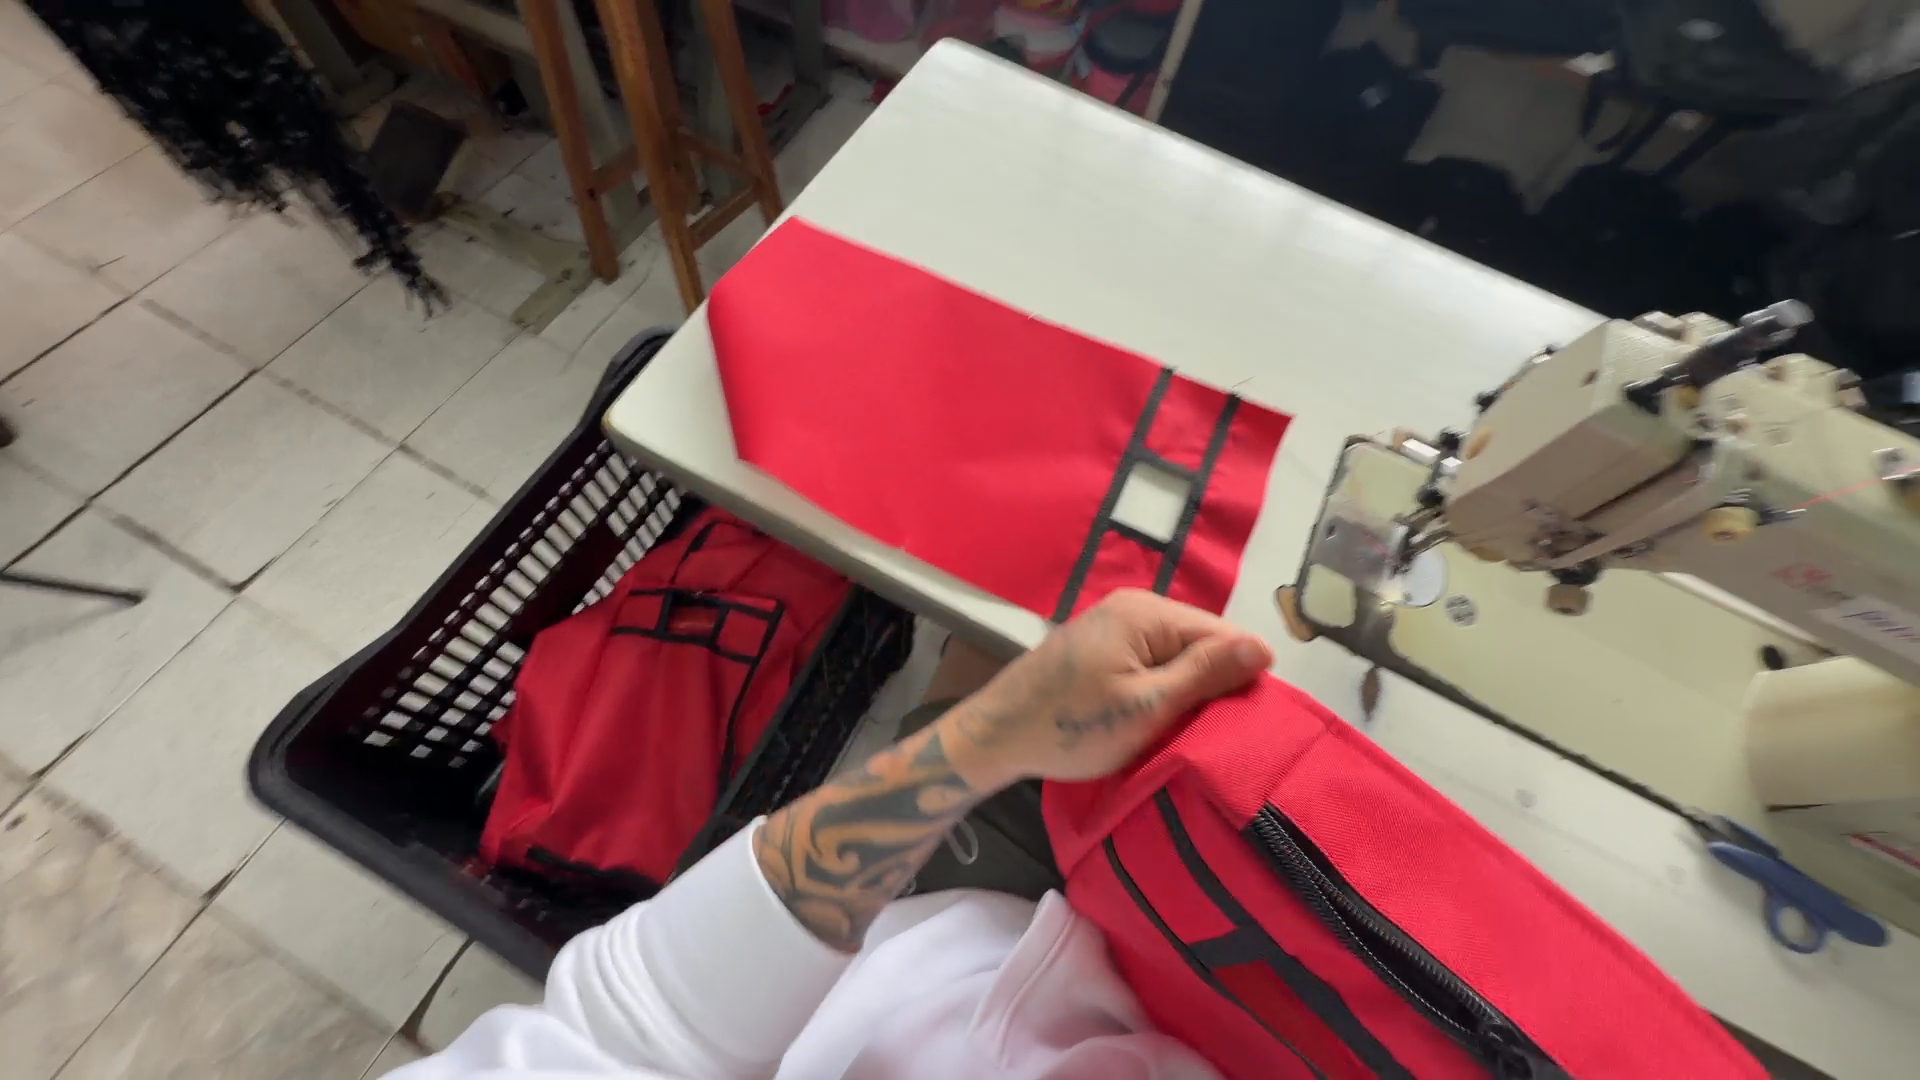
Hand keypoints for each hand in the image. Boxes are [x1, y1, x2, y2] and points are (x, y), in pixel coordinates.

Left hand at [938, 589, 1271, 790]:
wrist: (998, 734)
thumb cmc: (1072, 726)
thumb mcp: (1147, 706)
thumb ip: (1205, 673)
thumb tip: (1265, 646)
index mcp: (1146, 611)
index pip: (1222, 634)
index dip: (1239, 677)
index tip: (1244, 723)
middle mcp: (1131, 606)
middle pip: (1198, 642)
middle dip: (1211, 684)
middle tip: (1215, 732)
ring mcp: (1111, 625)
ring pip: (1173, 656)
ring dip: (1184, 691)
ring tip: (1188, 730)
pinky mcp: (1098, 647)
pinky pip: (1148, 662)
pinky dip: (1158, 689)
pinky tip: (1157, 719)